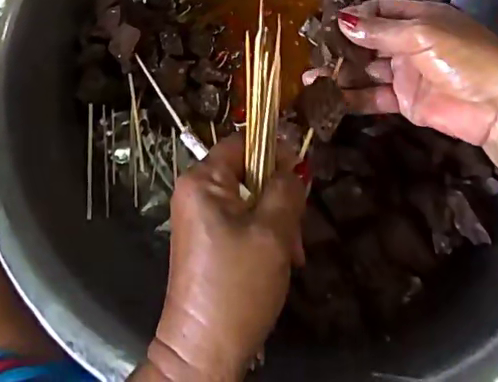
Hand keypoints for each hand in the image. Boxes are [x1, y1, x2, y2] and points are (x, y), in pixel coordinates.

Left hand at [139, 134, 305, 381]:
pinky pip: (243, 222)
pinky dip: (266, 236)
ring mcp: (201, 219)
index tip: (301, 174)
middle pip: (249, 172)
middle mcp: (196, 193)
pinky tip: (282, 260)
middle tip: (298, 226)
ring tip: (293, 252)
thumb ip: (287, 188)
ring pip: (251, 199)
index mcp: (202, 181)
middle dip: (280, 195)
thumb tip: (294, 165)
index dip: (275, 150)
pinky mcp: (209, 243)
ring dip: (278, 220)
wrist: (202, 357)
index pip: (244, 141)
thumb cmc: (237, 286)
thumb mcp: (272, 231)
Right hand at [315, 0, 497, 147]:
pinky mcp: (407, 102)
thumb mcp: (422, 35)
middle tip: (312, 53)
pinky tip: (329, 99)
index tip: (327, 23)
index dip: (355, 15)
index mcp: (419, 16)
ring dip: (341, 73)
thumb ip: (381, 31)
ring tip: (311, 78)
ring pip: (368, 69)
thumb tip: (344, 21)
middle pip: (370, 40)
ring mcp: (408, 73)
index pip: (380, 10)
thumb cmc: (466, 57)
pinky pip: (374, 96)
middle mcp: (411, 41)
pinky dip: (353, 98)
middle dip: (342, 46)